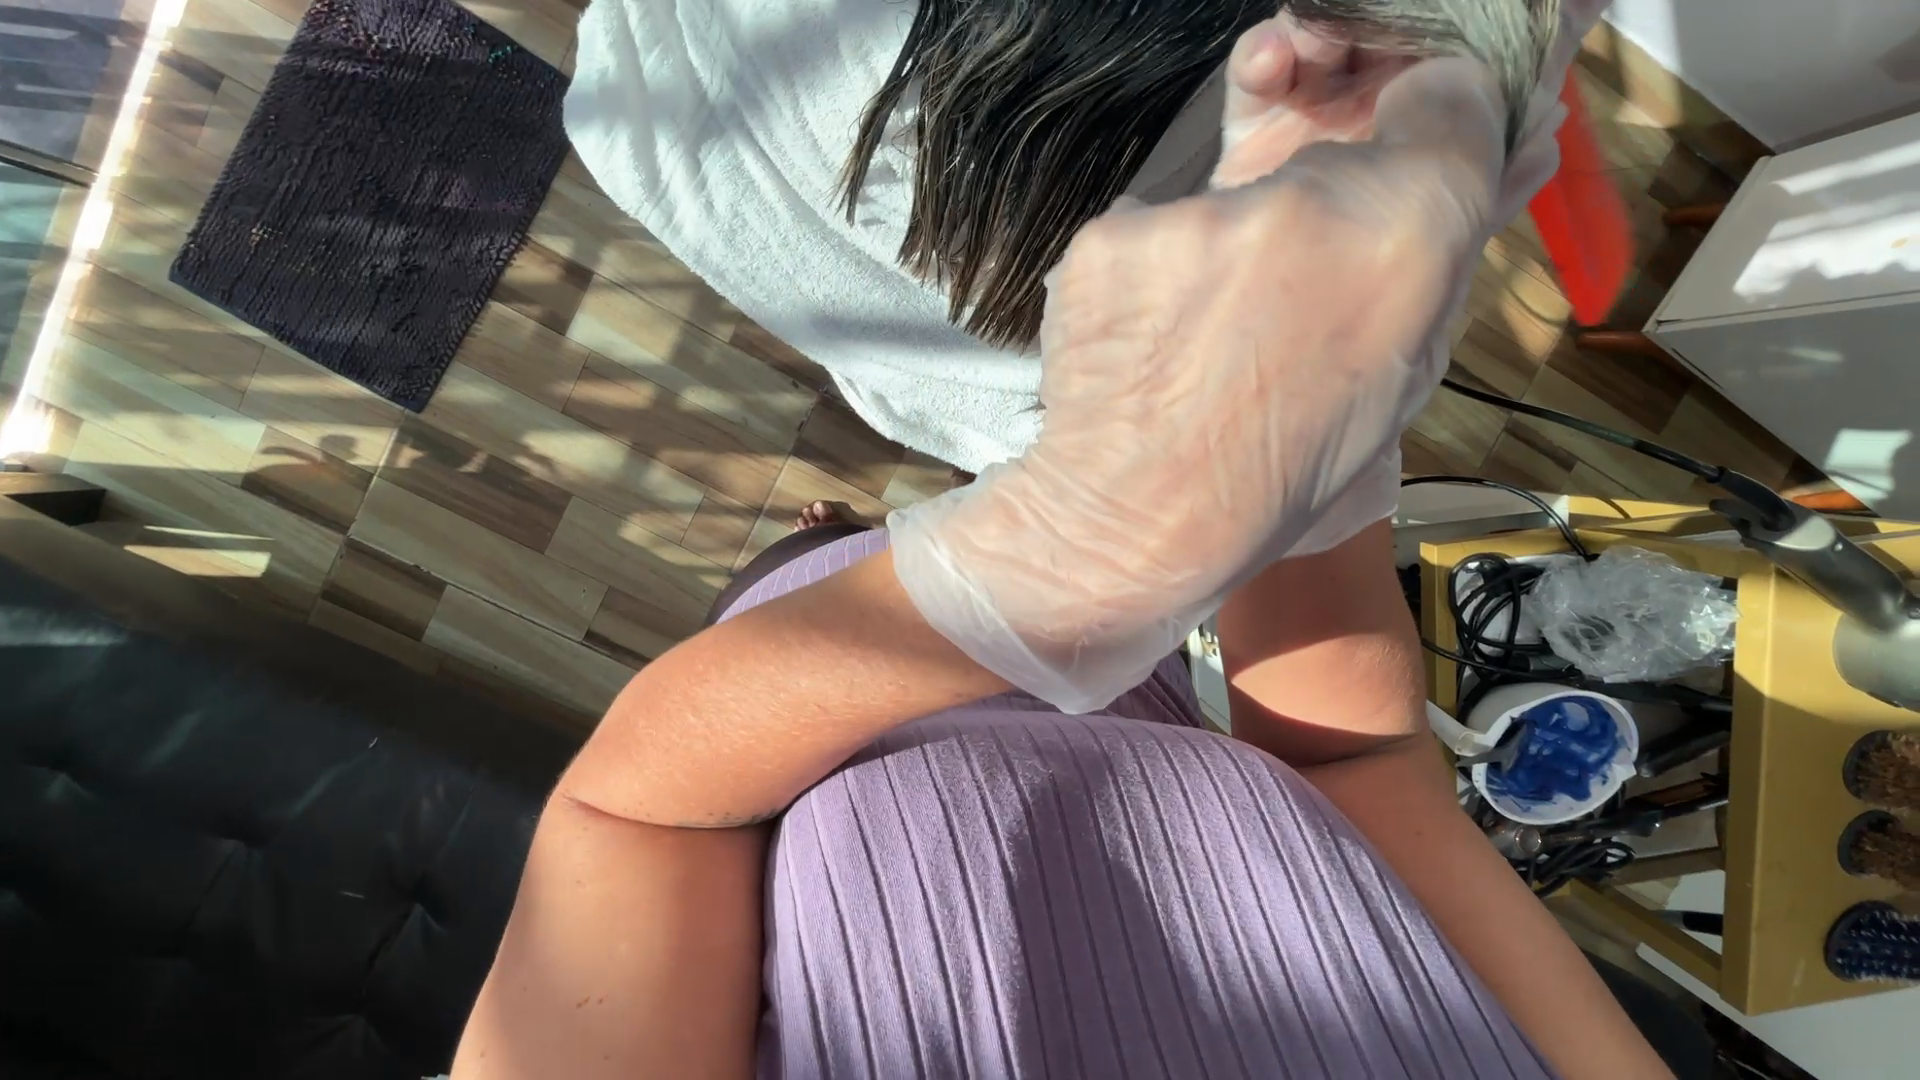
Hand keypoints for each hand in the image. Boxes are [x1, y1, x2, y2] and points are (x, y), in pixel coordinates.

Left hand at [889, 18, 1571, 711]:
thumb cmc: (1275, 484)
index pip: (1444, 104)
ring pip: (1230, 201)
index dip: (1418, 149)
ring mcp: (1192, 215)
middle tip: (1277, 312)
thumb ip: (1434, 270)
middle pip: (1328, 164)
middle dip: (1316, 221)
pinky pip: (1150, 235)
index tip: (1386, 192)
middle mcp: (1304, 202)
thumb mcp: (1399, 388)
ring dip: (1228, 253)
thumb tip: (1487, 173)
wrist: (1135, 521)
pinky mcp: (1109, 234)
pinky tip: (1149, 345)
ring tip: (1205, 348)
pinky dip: (1153, 278)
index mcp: (1408, 237)